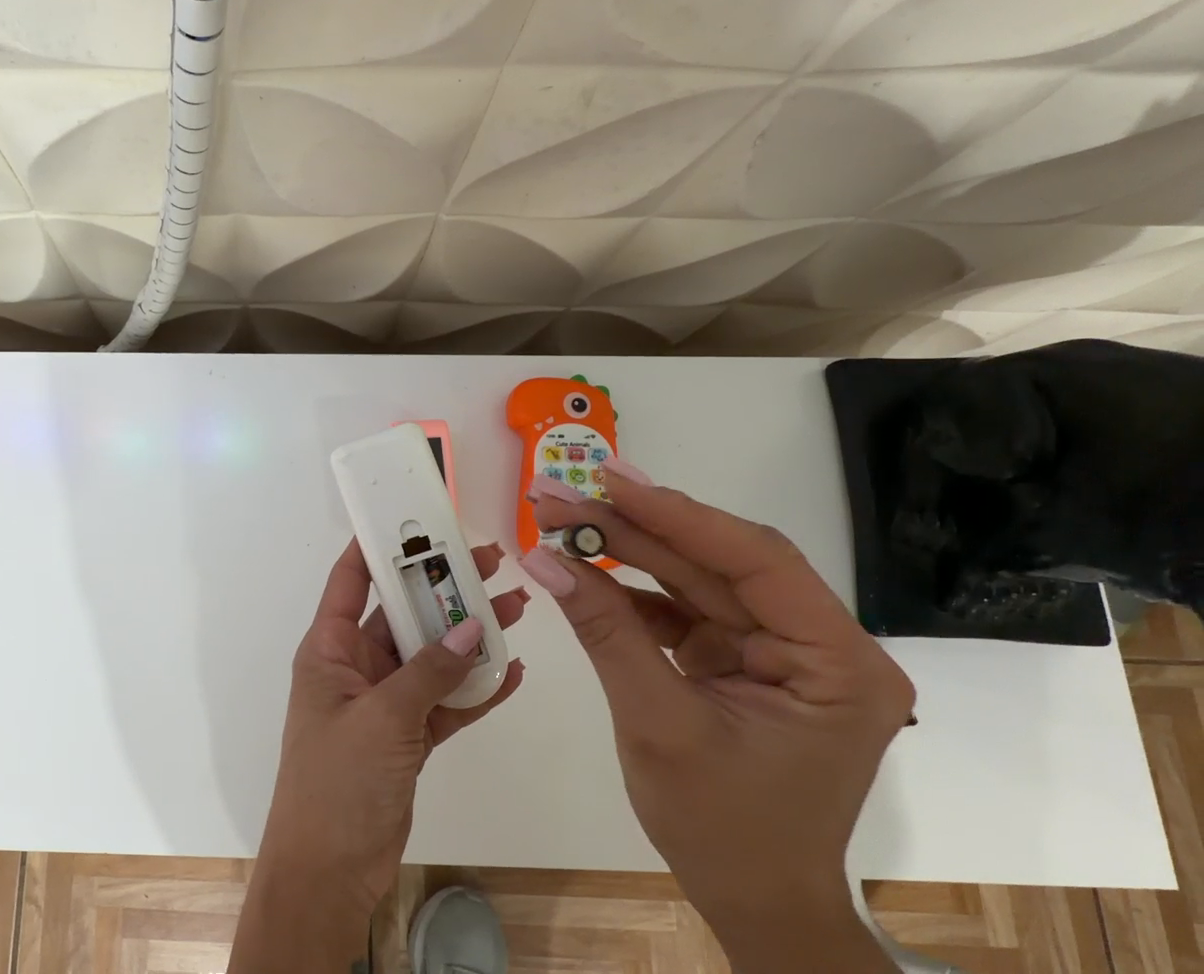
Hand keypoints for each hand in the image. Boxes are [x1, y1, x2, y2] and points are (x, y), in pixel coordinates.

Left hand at [229, 539, 527, 973]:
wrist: (329, 870)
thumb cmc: (337, 781)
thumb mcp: (382, 718)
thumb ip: (429, 672)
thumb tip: (473, 628)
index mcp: (329, 651)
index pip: (349, 581)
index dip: (377, 546)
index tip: (414, 515)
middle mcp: (355, 669)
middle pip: (402, 615)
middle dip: (443, 589)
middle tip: (491, 560)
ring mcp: (384, 704)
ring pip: (431, 657)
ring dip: (470, 636)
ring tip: (517, 607)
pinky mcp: (408, 739)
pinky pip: (446, 702)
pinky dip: (476, 689)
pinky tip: (515, 672)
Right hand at [521, 467, 912, 973]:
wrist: (751, 901)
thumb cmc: (721, 828)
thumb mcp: (658, 724)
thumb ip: (606, 633)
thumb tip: (544, 561)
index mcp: (837, 662)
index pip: (756, 563)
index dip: (678, 516)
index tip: (608, 480)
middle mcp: (819, 645)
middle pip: (719, 563)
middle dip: (636, 527)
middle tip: (560, 494)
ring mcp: (778, 652)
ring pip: (697, 580)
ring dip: (627, 551)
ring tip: (560, 518)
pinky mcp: (742, 662)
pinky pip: (684, 612)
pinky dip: (632, 593)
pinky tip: (583, 570)